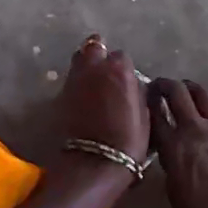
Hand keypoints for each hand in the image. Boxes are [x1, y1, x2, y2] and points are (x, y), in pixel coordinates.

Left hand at [60, 36, 149, 161]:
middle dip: (99, 51)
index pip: (121, 56)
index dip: (123, 66)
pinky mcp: (62, 92)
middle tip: (104, 63)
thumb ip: (137, 91)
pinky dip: (77, 78)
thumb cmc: (128, 139)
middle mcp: (95, 67)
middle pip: (94, 46)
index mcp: (118, 69)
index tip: (126, 77)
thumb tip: (133, 84)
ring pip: (78, 58)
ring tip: (93, 74)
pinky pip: (71, 76)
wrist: (95, 160)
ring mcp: (76, 78)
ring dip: (86, 62)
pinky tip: (84, 90)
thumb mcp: (144, 113)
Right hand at [150, 78, 207, 207]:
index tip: (143, 97)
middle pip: (176, 91)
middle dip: (165, 84)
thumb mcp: (172, 189)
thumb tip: (169, 150)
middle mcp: (193, 128)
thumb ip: (169, 161)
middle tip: (159, 86)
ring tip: (186, 93)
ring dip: (191, 90)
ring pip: (202, 93)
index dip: (147, 102)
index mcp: (172, 145)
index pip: (154, 113)